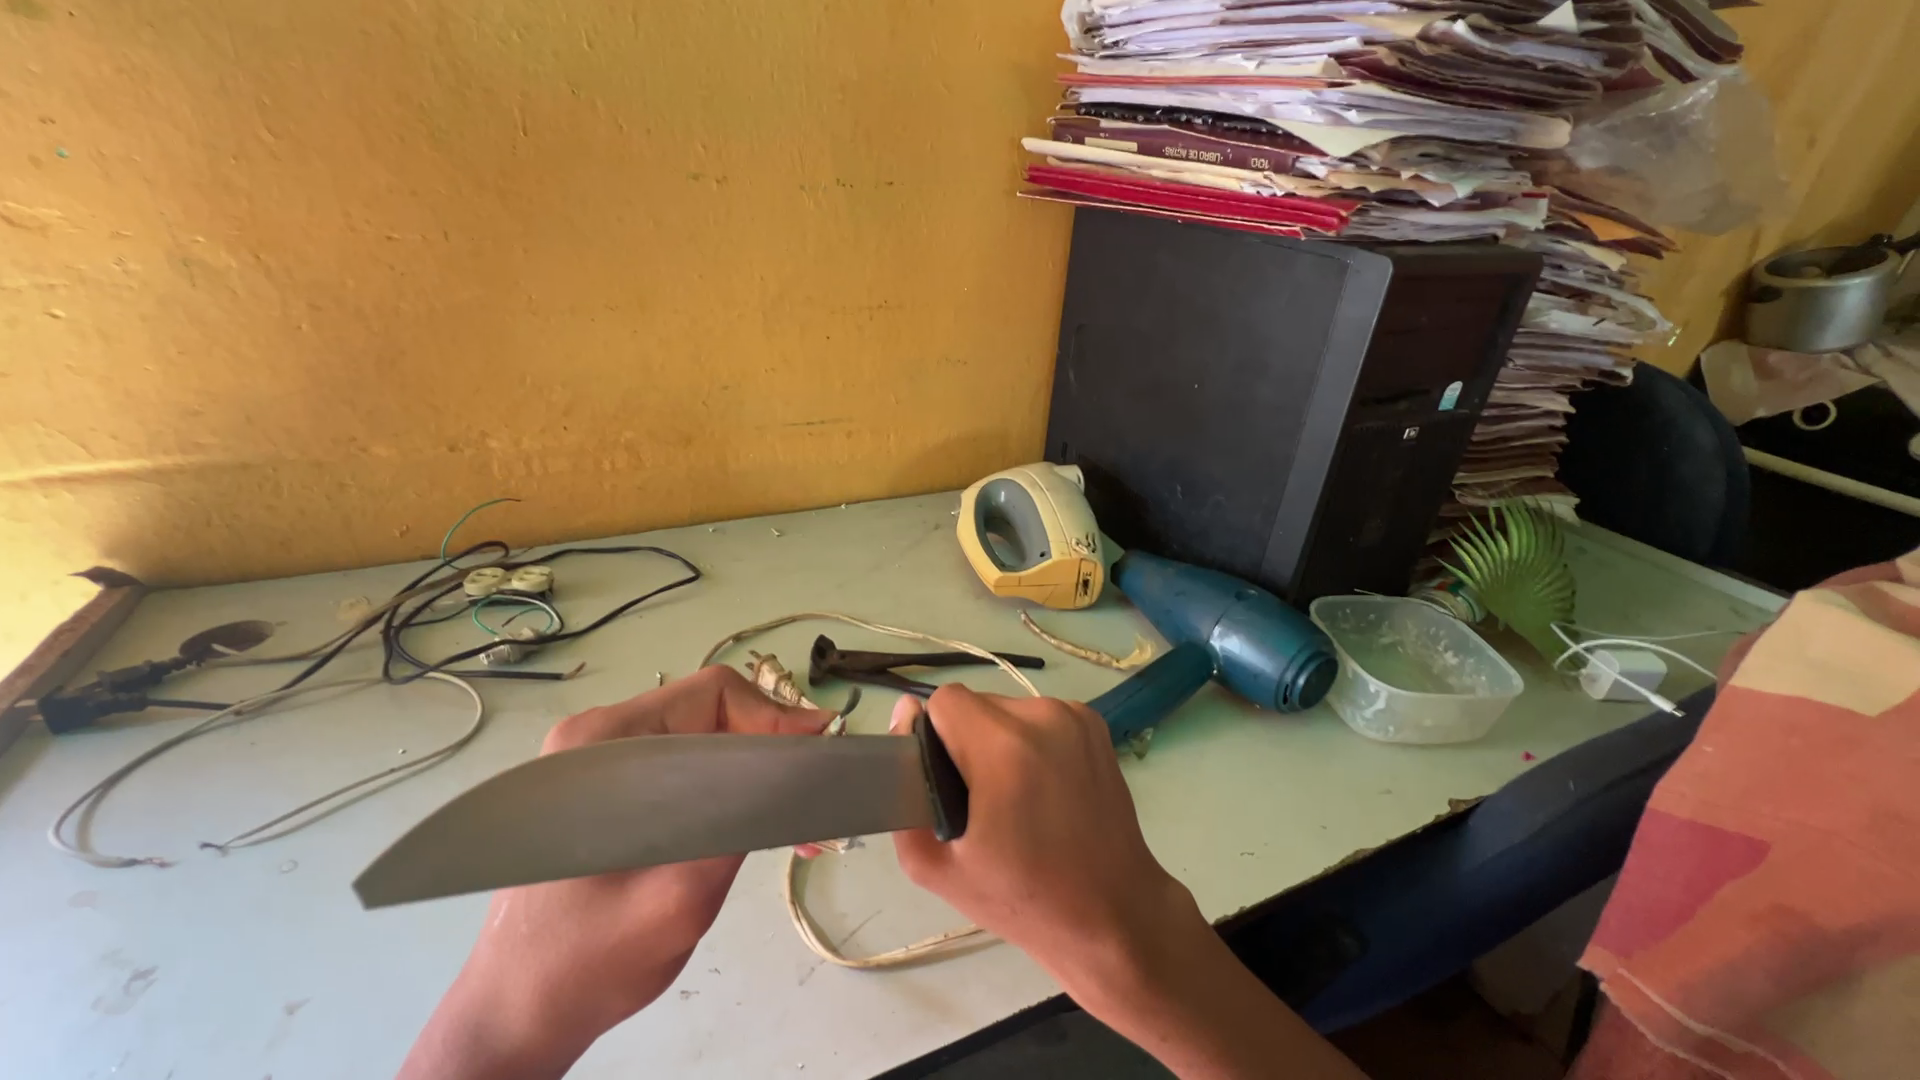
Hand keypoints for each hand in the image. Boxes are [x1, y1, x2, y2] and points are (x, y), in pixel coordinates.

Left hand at [399, 666, 828, 1079]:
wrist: (518, 1013)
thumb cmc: (588, 962)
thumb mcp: (679, 898)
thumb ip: (740, 825)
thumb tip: (803, 767)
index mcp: (602, 744)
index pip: (713, 695)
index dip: (775, 718)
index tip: (821, 756)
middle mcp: (600, 737)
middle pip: (714, 711)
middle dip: (773, 748)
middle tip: (814, 798)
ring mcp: (604, 761)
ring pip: (707, 737)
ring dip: (756, 771)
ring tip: (793, 824)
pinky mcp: (613, 789)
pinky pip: (688, 765)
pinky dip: (731, 787)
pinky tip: (754, 826)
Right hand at [889, 686, 1193, 1001]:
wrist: (1112, 913)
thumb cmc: (1022, 900)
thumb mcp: (936, 867)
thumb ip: (904, 790)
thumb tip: (903, 719)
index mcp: (1004, 748)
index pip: (942, 702)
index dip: (934, 737)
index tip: (944, 780)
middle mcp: (1042, 718)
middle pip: (975, 704)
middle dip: (965, 740)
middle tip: (977, 798)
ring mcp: (1074, 717)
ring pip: (1006, 709)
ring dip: (997, 740)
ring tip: (1013, 796)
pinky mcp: (1094, 724)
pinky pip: (1038, 718)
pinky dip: (1029, 742)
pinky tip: (1041, 787)